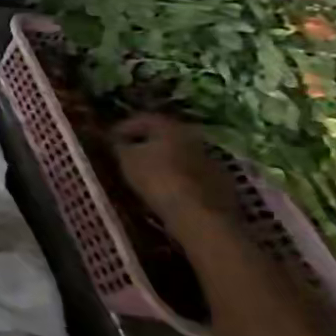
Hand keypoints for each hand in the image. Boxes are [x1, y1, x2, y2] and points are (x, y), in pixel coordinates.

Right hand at [112, 113, 238, 243]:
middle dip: (148, 144)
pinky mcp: (224, 186)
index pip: (143, 118)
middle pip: (167, 137)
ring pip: (183, 156)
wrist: (200, 216)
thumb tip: (118, 140)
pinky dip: (181, 178)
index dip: (124, 127)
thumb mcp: (125, 158)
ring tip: (148, 175)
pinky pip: (195, 175)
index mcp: (171, 128)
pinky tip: (168, 189)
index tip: (111, 139)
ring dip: (166, 162)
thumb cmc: (156, 178)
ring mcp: (214, 164)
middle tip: (130, 154)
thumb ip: (120, 144)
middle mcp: (196, 140)